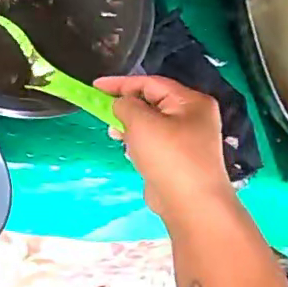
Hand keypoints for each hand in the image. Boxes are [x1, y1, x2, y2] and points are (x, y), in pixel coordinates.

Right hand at [94, 75, 236, 225]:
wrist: (191, 203)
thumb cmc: (168, 156)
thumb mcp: (141, 122)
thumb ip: (125, 105)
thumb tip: (119, 104)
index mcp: (190, 101)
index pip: (150, 83)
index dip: (120, 83)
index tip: (95, 86)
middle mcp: (192, 117)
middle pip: (151, 102)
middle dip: (125, 106)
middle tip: (103, 112)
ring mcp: (187, 139)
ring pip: (150, 123)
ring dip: (130, 126)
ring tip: (115, 135)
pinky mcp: (178, 158)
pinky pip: (153, 141)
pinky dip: (138, 142)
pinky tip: (130, 151)